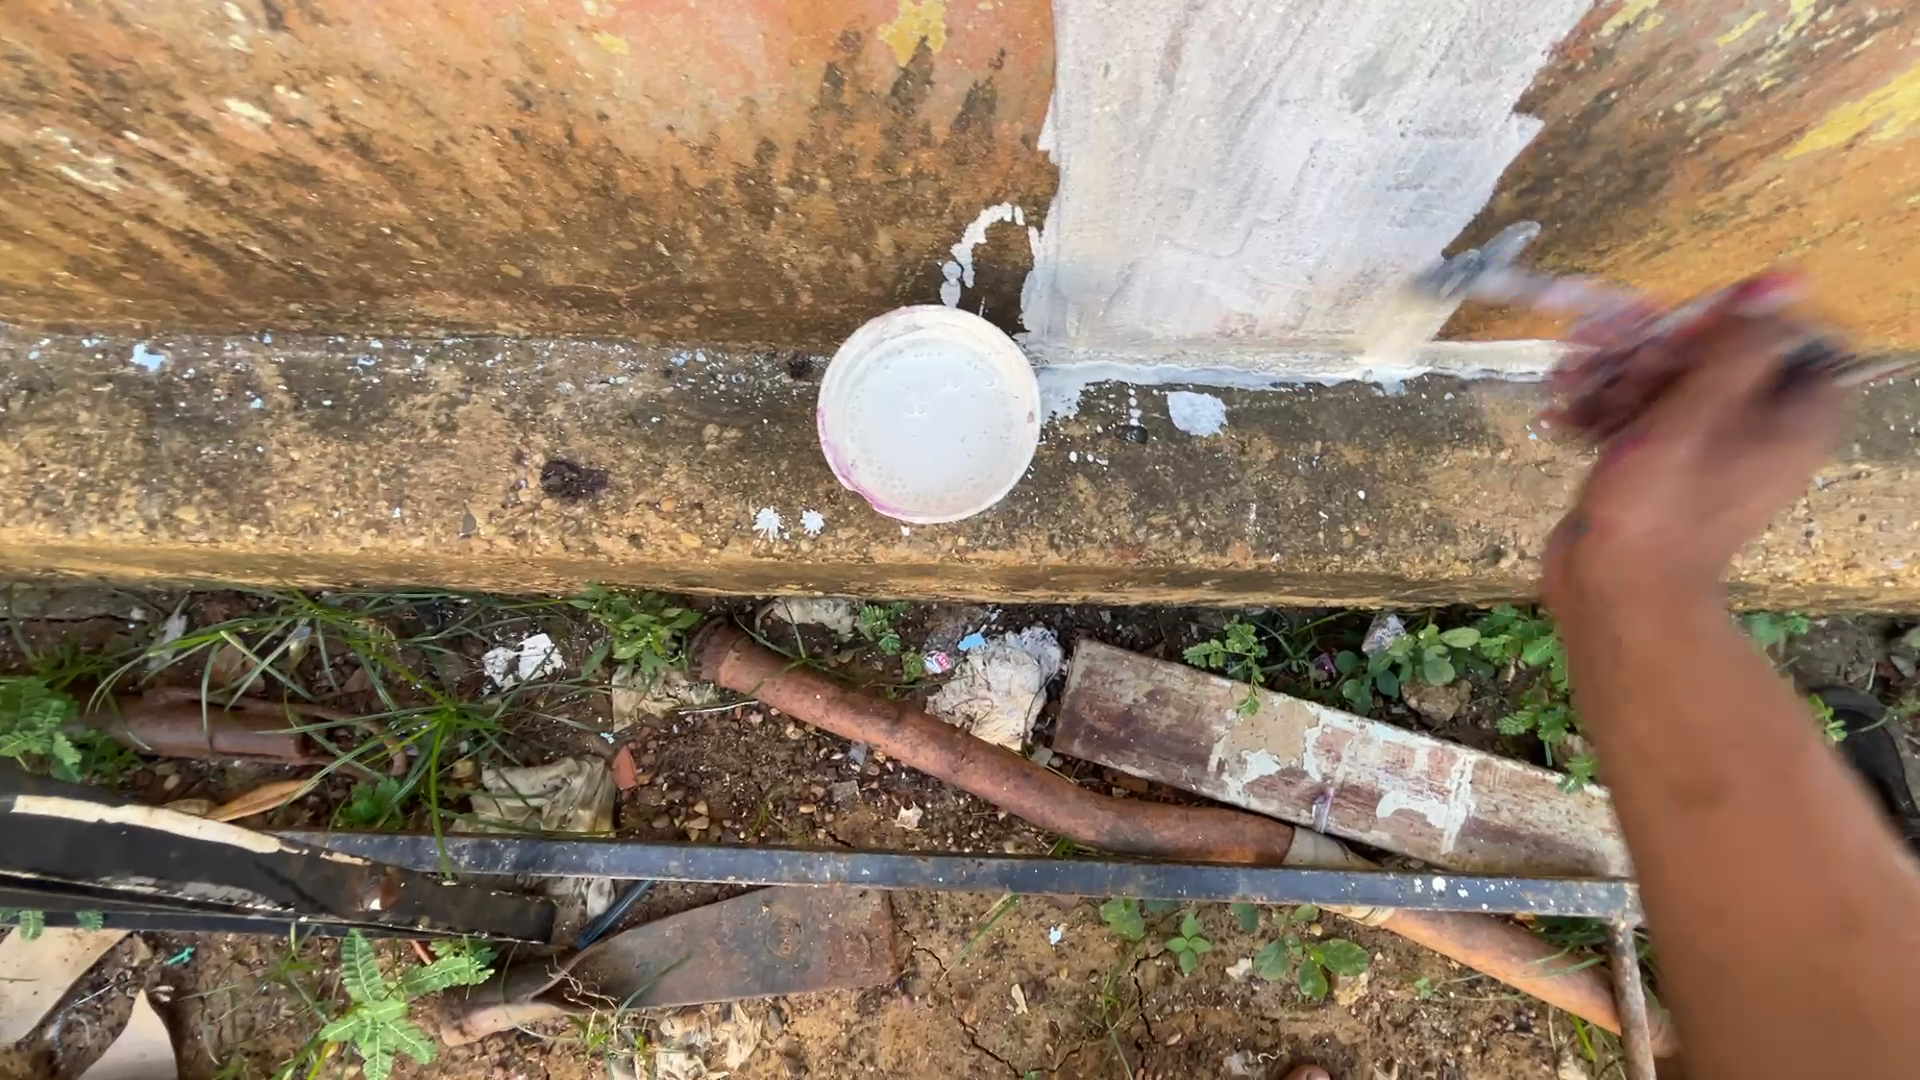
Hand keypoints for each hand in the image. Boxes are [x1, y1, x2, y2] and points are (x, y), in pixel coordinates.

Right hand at [1542, 279, 1849, 612]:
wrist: (1611, 585)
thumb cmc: (1656, 504)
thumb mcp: (1695, 417)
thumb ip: (1737, 348)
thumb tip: (1783, 280)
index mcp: (1790, 415)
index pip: (1776, 337)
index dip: (1719, 321)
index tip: (1660, 325)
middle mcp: (1751, 428)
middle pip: (1704, 361)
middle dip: (1642, 350)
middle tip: (1587, 343)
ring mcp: (1696, 452)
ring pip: (1657, 391)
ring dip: (1606, 379)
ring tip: (1559, 380)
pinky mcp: (1649, 470)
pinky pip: (1630, 425)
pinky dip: (1594, 415)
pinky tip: (1557, 416)